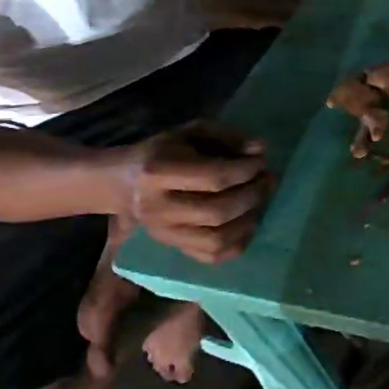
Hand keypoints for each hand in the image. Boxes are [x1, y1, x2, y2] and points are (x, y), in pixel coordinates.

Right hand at [120, 125, 271, 262]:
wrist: (121, 183)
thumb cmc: (164, 152)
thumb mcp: (192, 132)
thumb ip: (228, 135)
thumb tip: (260, 149)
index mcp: (158, 172)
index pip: (214, 178)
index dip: (247, 170)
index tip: (261, 161)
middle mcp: (158, 208)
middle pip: (218, 212)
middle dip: (252, 195)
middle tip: (267, 179)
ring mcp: (164, 233)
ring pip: (216, 240)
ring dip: (249, 220)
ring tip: (259, 200)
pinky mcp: (172, 248)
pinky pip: (212, 256)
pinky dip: (238, 242)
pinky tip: (247, 221)